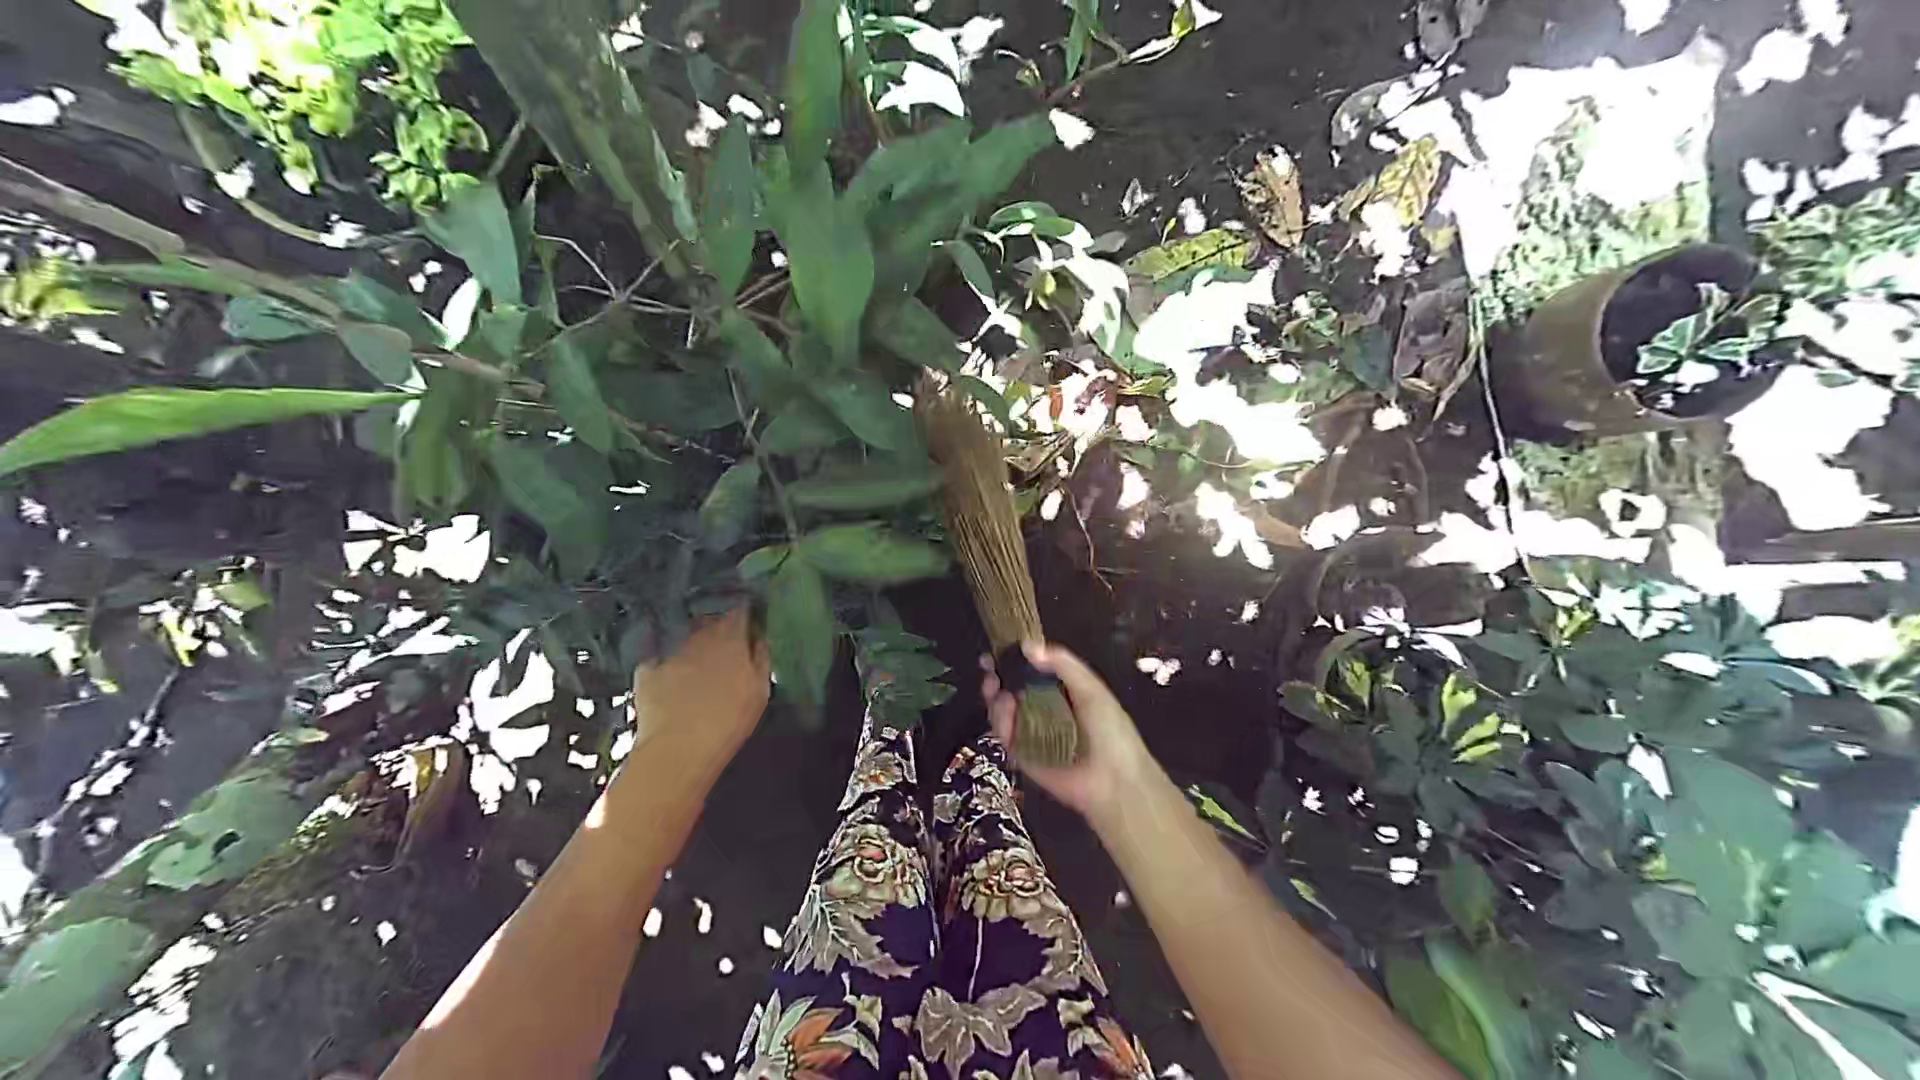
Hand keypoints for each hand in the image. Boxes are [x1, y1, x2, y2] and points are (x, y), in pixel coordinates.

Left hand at [632, 607, 769, 768]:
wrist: (678, 749)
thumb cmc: (730, 721)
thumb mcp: (760, 691)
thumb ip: (761, 659)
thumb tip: (759, 639)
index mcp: (730, 638)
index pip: (739, 611)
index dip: (745, 615)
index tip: (750, 623)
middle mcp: (698, 637)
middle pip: (711, 622)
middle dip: (719, 629)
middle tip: (727, 649)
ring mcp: (669, 652)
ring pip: (685, 639)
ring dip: (694, 646)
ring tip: (700, 666)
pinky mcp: (646, 671)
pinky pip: (660, 660)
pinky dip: (667, 666)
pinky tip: (671, 682)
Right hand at [982, 641, 1164, 823]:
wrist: (1114, 781)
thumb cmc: (1109, 730)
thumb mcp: (1091, 689)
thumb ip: (1063, 664)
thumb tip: (1028, 645)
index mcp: (1061, 692)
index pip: (1032, 671)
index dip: (1014, 660)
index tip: (1000, 649)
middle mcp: (1043, 710)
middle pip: (1011, 690)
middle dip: (997, 677)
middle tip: (989, 667)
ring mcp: (1031, 733)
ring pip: (1003, 711)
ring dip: (996, 696)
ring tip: (997, 688)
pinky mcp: (1022, 755)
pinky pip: (1004, 735)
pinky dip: (1000, 721)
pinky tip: (1005, 707)